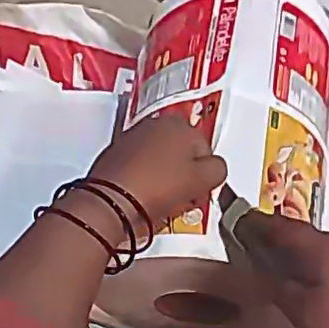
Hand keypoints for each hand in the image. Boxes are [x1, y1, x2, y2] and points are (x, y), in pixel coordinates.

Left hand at [86, 112, 226, 228]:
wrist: (110, 202)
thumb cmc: (156, 188)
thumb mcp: (201, 181)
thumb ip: (217, 170)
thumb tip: (215, 169)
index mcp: (179, 125)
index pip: (205, 151)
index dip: (205, 176)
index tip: (198, 193)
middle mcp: (154, 126)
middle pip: (181, 155)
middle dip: (184, 177)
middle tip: (183, 199)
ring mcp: (131, 140)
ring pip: (159, 162)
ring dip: (165, 180)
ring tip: (162, 203)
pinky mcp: (114, 156)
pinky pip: (139, 169)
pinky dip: (144, 182)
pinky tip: (143, 200)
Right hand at [229, 210, 328, 327]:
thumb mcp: (304, 313)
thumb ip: (279, 289)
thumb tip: (265, 273)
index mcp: (326, 249)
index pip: (284, 227)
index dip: (258, 224)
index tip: (239, 219)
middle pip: (308, 248)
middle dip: (282, 259)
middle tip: (261, 269)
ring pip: (327, 271)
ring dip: (306, 288)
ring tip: (295, 318)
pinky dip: (327, 300)